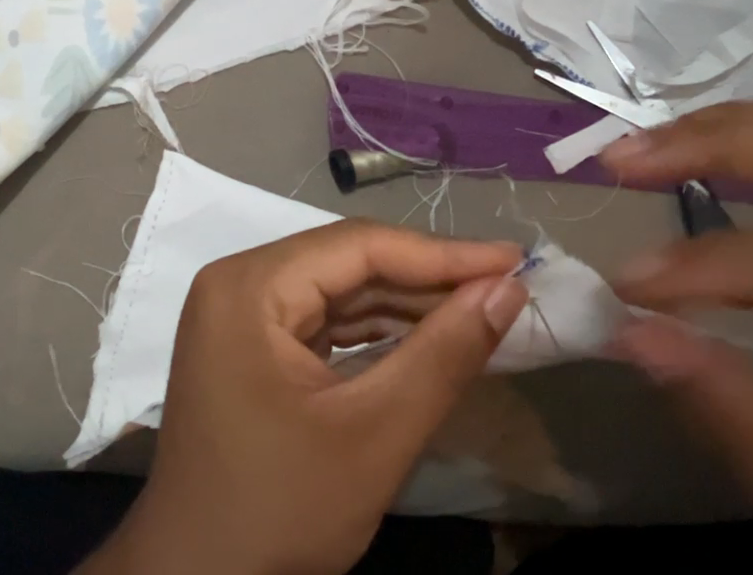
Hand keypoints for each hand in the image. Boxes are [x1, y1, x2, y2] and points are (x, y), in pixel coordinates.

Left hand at [80, 220, 528, 574]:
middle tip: (508, 288)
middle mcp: (237, 284)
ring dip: (407, 306)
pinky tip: (428, 339)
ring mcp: (238, 315)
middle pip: (345, 263)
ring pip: (337, 291)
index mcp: (249, 287)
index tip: (516, 260)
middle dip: (427, 279)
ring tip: (483, 312)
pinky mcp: (248, 345)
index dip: (442, 253)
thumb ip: (444, 354)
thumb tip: (506, 288)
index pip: (357, 246)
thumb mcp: (375, 433)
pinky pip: (321, 321)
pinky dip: (375, 332)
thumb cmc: (282, 507)